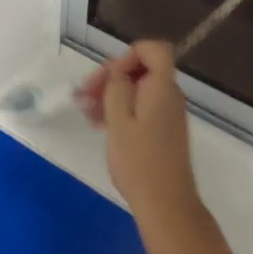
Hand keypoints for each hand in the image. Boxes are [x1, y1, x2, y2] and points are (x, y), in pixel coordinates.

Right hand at [75, 41, 200, 219]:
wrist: (165, 203)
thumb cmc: (139, 161)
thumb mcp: (119, 121)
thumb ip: (117, 89)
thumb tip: (118, 73)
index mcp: (162, 88)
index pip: (154, 50)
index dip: (128, 55)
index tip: (107, 77)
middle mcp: (169, 96)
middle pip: (141, 70)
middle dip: (111, 78)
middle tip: (83, 95)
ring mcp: (167, 115)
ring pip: (137, 92)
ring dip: (110, 96)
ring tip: (84, 112)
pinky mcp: (162, 132)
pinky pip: (140, 110)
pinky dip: (119, 111)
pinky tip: (98, 124)